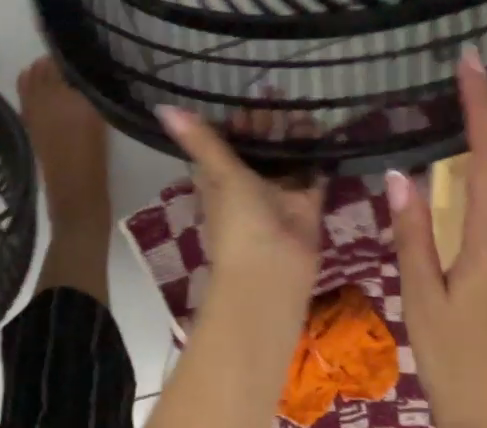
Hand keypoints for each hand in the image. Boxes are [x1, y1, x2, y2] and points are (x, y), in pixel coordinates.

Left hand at [157, 105, 326, 318]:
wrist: (273, 270)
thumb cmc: (239, 223)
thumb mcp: (220, 174)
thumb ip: (202, 140)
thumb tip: (162, 108)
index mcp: (220, 182)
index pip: (225, 145)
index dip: (235, 123)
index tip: (248, 100)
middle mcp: (249, 188)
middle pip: (259, 149)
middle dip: (269, 125)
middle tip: (280, 98)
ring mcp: (279, 198)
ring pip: (288, 159)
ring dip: (294, 136)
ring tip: (303, 110)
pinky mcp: (306, 206)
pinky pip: (314, 175)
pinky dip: (319, 155)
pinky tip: (324, 130)